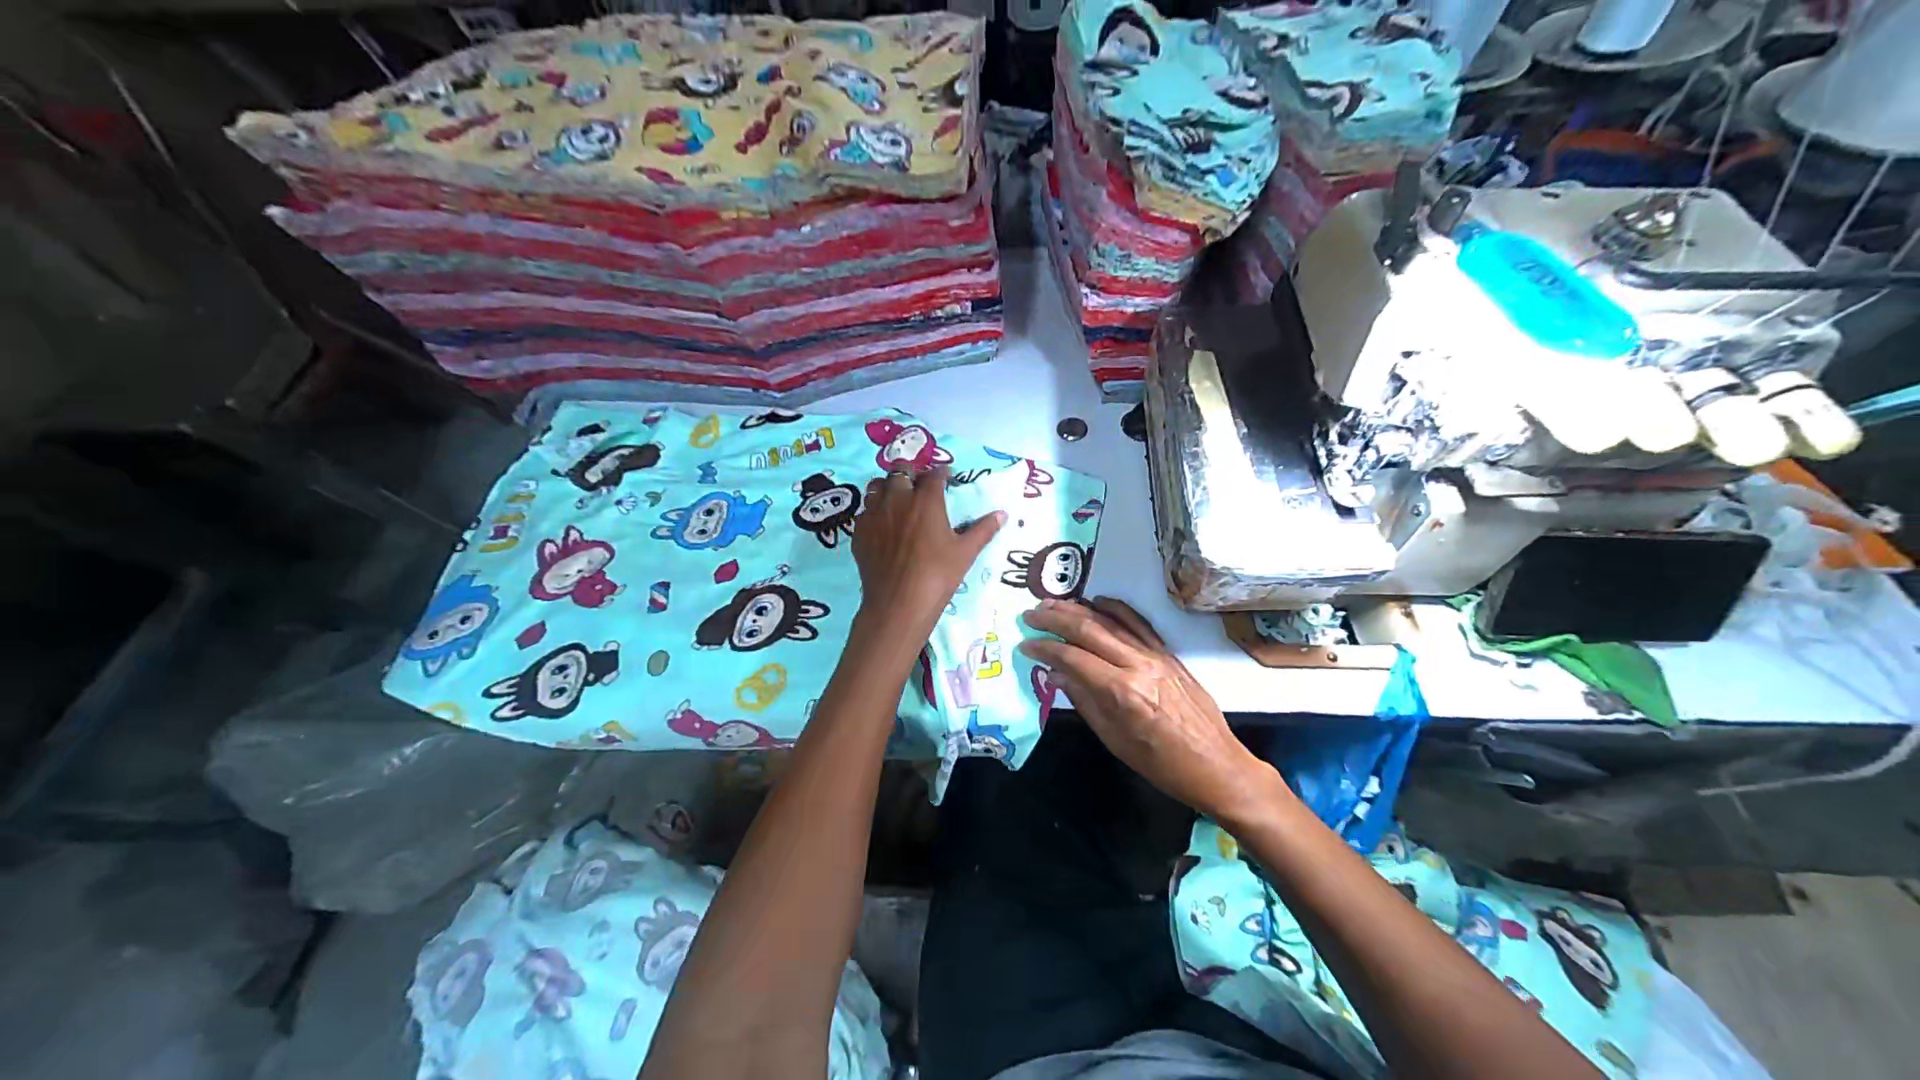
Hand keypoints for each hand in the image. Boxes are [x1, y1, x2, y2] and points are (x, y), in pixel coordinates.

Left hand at [852, 466, 1002, 641]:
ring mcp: (874, 514)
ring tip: (898, 498)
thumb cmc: (937, 576)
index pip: (934, 475)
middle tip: (920, 484)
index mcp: (925, 500)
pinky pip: (865, 511)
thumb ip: (983, 529)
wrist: (898, 603)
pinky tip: (883, 524)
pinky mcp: (859, 531)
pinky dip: (874, 511)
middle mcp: (897, 499)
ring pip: (877, 486)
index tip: (946, 477)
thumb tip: (1002, 514)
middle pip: (900, 471)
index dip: (941, 473)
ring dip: (889, 487)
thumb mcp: (965, 553)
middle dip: (912, 473)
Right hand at [1019, 597, 1283, 820]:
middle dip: (1055, 619)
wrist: (1216, 765)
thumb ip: (1084, 701)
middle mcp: (1138, 665)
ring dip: (1078, 609)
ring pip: (1111, 621)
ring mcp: (1156, 656)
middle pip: (1088, 630)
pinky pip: (1138, 622)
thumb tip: (1056, 674)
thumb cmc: (1160, 764)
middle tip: (1030, 614)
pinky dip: (1116, 608)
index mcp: (1121, 692)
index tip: (1025, 645)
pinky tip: (1097, 601)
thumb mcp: (1114, 739)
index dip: (1045, 648)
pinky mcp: (1168, 653)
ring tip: (1052, 603)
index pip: (1073, 658)